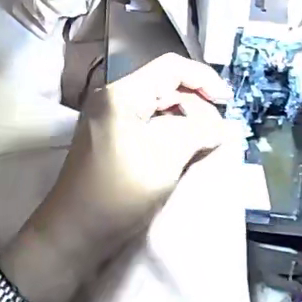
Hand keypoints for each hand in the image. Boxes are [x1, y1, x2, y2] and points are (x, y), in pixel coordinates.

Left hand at [3, 53, 233, 296]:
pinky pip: (146, 123)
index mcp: (121, 94)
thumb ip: (197, 132)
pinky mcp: (109, 137)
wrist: (73, 233)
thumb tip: (224, 125)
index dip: (203, 79)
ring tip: (206, 143)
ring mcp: (108, 118)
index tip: (229, 102)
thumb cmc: (117, 193)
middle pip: (164, 85)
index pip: (170, 67)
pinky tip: (184, 150)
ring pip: (157, 105)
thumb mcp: (165, 159)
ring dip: (184, 119)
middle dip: (196, 103)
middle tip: (218, 132)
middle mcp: (112, 98)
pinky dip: (169, 131)